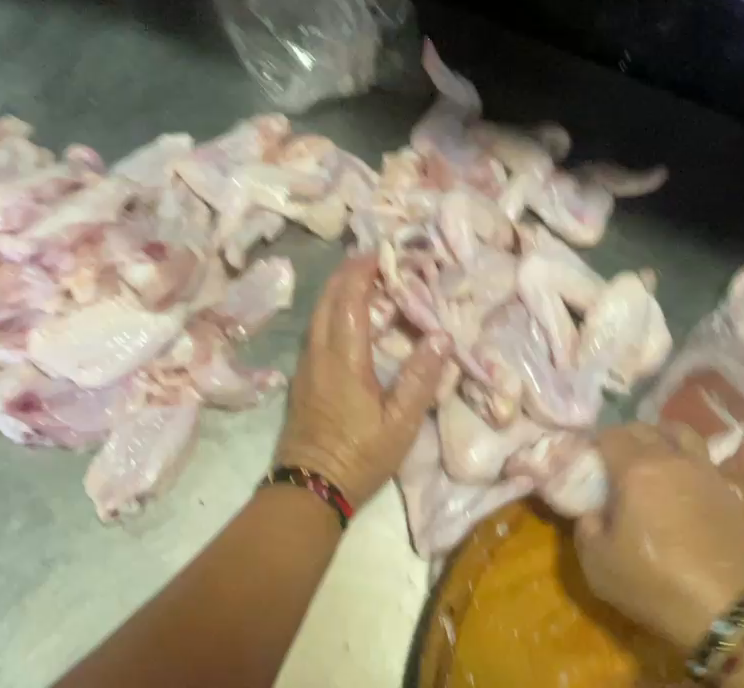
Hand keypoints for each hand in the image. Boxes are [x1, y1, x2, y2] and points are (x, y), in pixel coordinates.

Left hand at [275, 256, 450, 505]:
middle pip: (327, 298)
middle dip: (349, 272)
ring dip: (339, 290)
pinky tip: (351, 319)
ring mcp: (306, 366)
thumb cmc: (359, 456)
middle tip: (376, 258)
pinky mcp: (302, 379)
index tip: (383, 252)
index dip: (364, 271)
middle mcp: (319, 354)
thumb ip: (420, 378)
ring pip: (317, 313)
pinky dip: (333, 310)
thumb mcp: (401, 424)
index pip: (349, 300)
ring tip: (366, 281)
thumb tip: (441, 335)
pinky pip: (316, 329)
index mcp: (343, 359)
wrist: (307, 492)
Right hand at [575, 424, 743, 649]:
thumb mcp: (599, 567)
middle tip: (617, 462)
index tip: (591, 462)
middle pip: (644, 428)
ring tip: (655, 457)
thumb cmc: (657, 585)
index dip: (597, 443)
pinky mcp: (728, 488)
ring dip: (662, 437)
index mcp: (635, 470)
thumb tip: (592, 511)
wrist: (728, 607)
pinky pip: (705, 459)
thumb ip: (585, 529)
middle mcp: (671, 458)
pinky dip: (690, 461)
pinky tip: (687, 483)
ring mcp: (704, 470)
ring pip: (680, 433)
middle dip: (626, 438)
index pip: (610, 434)